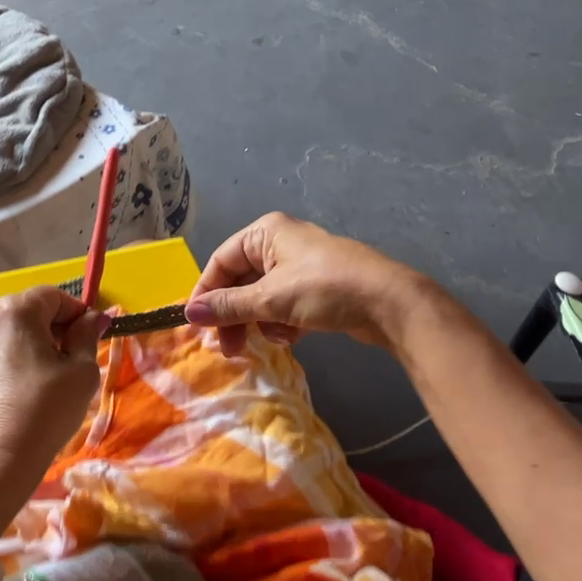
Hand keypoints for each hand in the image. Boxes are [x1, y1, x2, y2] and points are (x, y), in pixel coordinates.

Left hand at [0, 288, 105, 529]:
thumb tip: (94, 317)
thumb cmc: (45, 411)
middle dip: (55, 327)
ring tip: (49, 377)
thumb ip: (87, 336)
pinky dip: (14, 358)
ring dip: (34, 343)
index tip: (91, 337)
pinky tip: (25, 388)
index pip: (53, 296)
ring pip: (13, 329)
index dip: (77, 313)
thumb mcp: (81, 371)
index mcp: (15, 310)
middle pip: (30, 309)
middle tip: (73, 360)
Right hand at [185, 212, 441, 356]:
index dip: (206, 292)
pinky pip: (284, 304)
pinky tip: (292, 337)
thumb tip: (190, 313)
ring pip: (262, 296)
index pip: (221, 261)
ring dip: (260, 321)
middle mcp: (279, 243)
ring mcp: (300, 266)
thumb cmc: (326, 288)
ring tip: (270, 340)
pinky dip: (282, 322)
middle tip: (229, 347)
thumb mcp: (271, 298)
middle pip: (240, 280)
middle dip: (234, 313)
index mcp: (265, 233)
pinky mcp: (317, 288)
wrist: (391, 303)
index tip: (197, 324)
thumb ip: (229, 306)